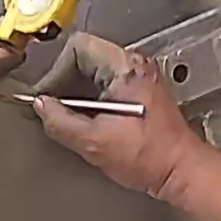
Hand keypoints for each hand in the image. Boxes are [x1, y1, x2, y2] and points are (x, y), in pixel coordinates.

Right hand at [29, 33, 209, 198]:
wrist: (179, 172)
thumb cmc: (150, 156)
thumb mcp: (95, 142)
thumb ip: (61, 122)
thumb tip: (41, 107)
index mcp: (126, 68)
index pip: (78, 48)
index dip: (57, 72)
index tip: (48, 97)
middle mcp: (134, 66)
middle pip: (84, 60)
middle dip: (63, 85)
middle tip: (53, 110)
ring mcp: (137, 80)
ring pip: (92, 75)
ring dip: (74, 96)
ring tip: (68, 120)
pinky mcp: (137, 95)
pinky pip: (103, 89)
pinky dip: (88, 103)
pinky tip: (84, 124)